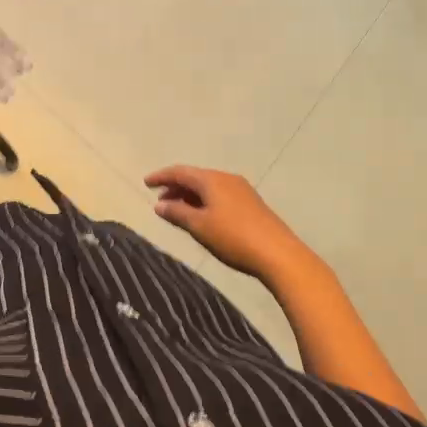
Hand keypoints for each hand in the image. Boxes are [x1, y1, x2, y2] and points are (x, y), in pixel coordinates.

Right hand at [146, 166, 324, 285]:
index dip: (161, 176)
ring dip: (191, 197)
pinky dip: (205, 202)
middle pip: (195, 178)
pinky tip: (203, 218)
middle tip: (160, 201)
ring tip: (179, 212)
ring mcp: (242, 190)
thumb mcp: (199, 227)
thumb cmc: (234, 237)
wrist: (280, 254)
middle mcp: (226, 178)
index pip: (180, 171)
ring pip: (209, 188)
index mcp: (211, 179)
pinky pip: (220, 196)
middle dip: (176, 188)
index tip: (146, 183)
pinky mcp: (252, 205)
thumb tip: (159, 205)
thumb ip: (177, 213)